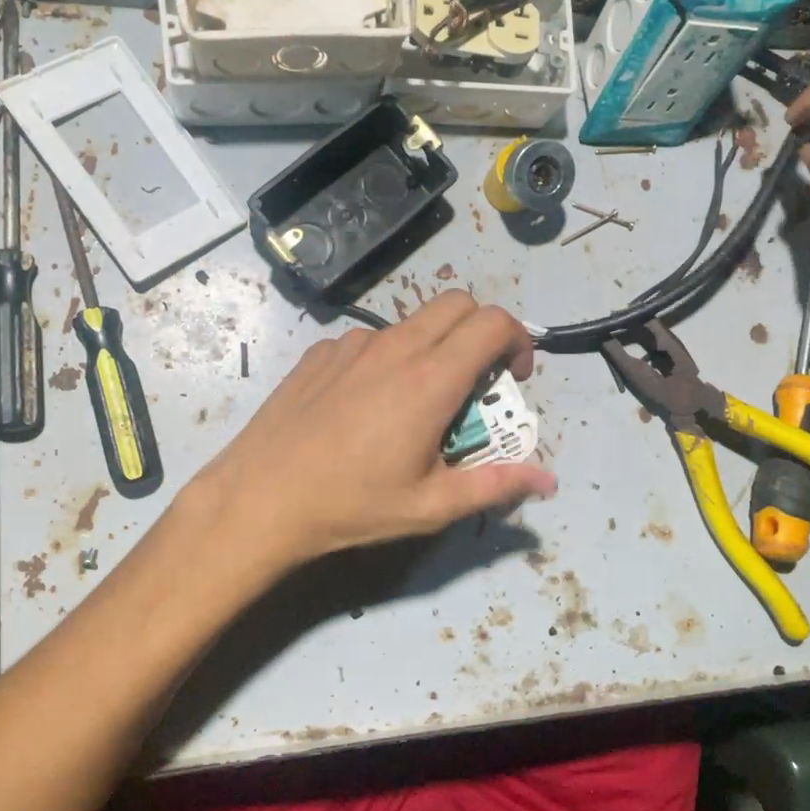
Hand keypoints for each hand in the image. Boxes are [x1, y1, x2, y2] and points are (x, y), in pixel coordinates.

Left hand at [187, 292, 555, 572]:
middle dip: (482, 331)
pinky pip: (369, 341)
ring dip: (433, 346)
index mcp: (430, 379)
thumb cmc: (352, 505)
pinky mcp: (319, 353)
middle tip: (477, 381)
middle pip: (457, 304)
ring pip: (411, 322)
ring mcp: (351, 345)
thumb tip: (548, 479)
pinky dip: (388, 359)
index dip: (518, 340)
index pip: (492, 323)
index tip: (514, 377)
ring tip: (418, 402)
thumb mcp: (431, 506)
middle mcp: (394, 347)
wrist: (261, 498)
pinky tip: (366, 407)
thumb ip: (496, 485)